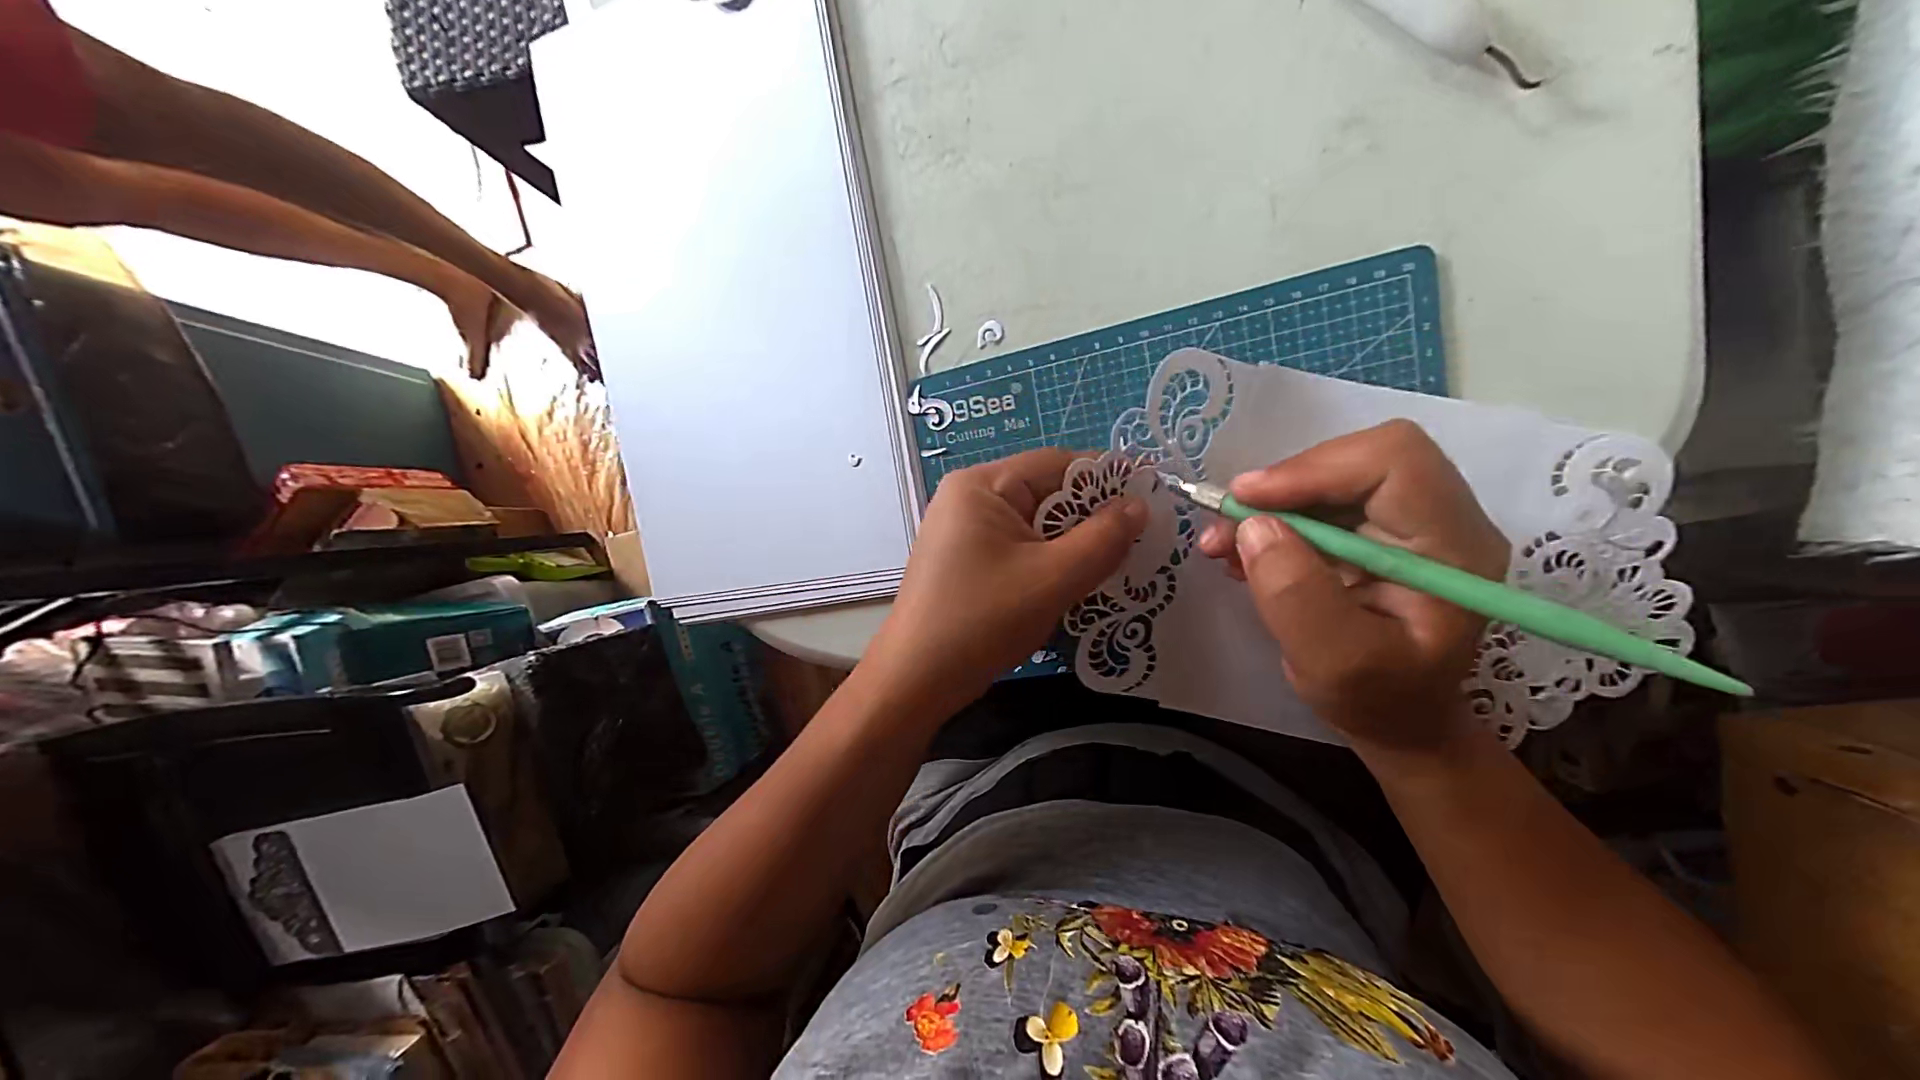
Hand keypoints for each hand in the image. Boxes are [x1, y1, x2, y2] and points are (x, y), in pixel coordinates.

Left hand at [864, 448, 1147, 715]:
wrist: (915, 681)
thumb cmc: (982, 621)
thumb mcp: (1053, 578)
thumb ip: (1104, 538)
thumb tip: (1138, 506)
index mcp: (982, 485)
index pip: (1057, 463)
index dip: (1107, 479)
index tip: (1151, 501)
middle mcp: (968, 499)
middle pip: (1046, 493)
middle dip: (1093, 518)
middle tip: (1140, 541)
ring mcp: (964, 533)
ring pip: (1036, 526)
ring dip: (1075, 544)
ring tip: (1116, 566)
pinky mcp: (966, 563)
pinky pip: (1020, 550)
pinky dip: (1050, 563)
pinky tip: (1077, 585)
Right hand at [1196, 420, 1508, 751]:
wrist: (1395, 717)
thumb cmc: (1378, 699)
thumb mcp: (1336, 663)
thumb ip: (1298, 596)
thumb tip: (1254, 526)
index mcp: (1452, 547)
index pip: (1393, 462)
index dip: (1315, 469)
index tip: (1247, 500)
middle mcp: (1437, 518)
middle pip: (1357, 459)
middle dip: (1284, 485)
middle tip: (1229, 520)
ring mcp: (1404, 521)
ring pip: (1329, 476)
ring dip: (1267, 504)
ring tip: (1221, 544)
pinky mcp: (1372, 528)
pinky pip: (1315, 499)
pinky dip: (1269, 517)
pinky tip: (1240, 550)